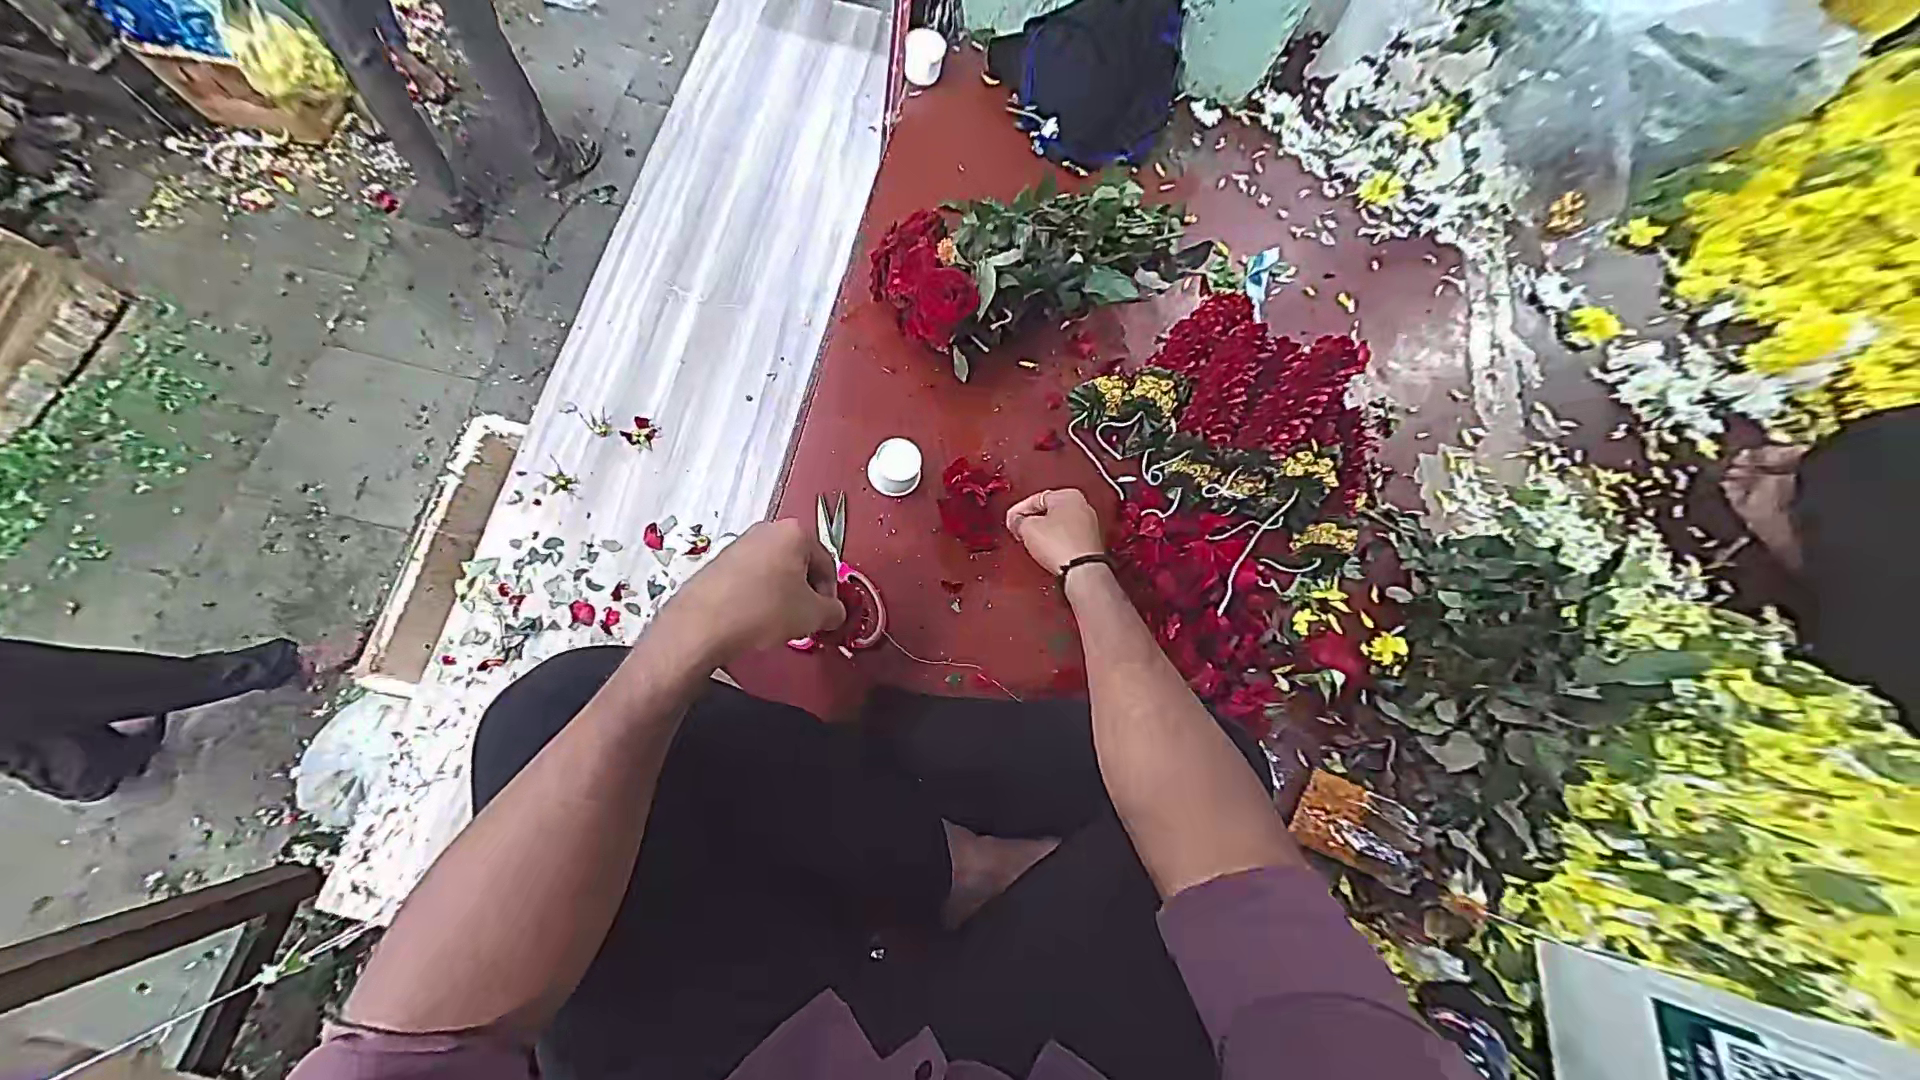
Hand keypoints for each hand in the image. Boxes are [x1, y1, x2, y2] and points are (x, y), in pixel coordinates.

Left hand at [654, 519, 844, 663]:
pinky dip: (759, 596)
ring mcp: (741, 544)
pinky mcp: (721, 562)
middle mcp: (767, 530)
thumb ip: (834, 611)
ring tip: (778, 622)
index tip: (827, 612)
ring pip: (776, 571)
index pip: (827, 563)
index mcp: (795, 532)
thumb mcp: (813, 615)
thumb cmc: (760, 610)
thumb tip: (833, 613)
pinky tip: (755, 619)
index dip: (831, 593)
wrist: (703, 625)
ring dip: (783, 595)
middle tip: (806, 618)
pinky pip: (752, 578)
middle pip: (800, 564)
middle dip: (806, 592)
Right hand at [1005, 488, 1103, 574]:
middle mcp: (1082, 506)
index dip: (1019, 510)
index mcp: (1068, 495)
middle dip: (1033, 521)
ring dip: (1045, 533)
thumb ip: (1018, 520)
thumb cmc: (1061, 545)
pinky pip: (1067, 538)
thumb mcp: (1028, 528)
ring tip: (1033, 543)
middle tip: (1020, 531)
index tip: (1011, 520)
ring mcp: (1089, 525)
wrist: (1080, 569)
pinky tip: (1049, 551)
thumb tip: (1017, 521)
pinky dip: (1057, 542)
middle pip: (1050, 511)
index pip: (1036, 498)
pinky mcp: (1090, 543)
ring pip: (1059, 525)